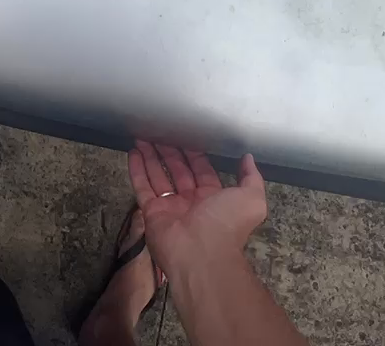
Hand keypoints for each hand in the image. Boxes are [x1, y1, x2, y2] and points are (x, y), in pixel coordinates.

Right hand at [128, 140, 267, 278]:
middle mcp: (190, 201)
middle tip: (159, 130)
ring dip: (150, 156)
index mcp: (213, 198)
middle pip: (177, 170)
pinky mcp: (152, 212)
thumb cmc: (226, 223)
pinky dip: (137, 169)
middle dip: (169, 151)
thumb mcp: (251, 199)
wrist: (201, 255)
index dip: (193, 152)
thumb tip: (247, 157)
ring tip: (142, 136)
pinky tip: (133, 152)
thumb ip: (251, 177)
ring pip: (158, 175)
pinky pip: (142, 187)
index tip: (185, 133)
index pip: (201, 169)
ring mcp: (169, 206)